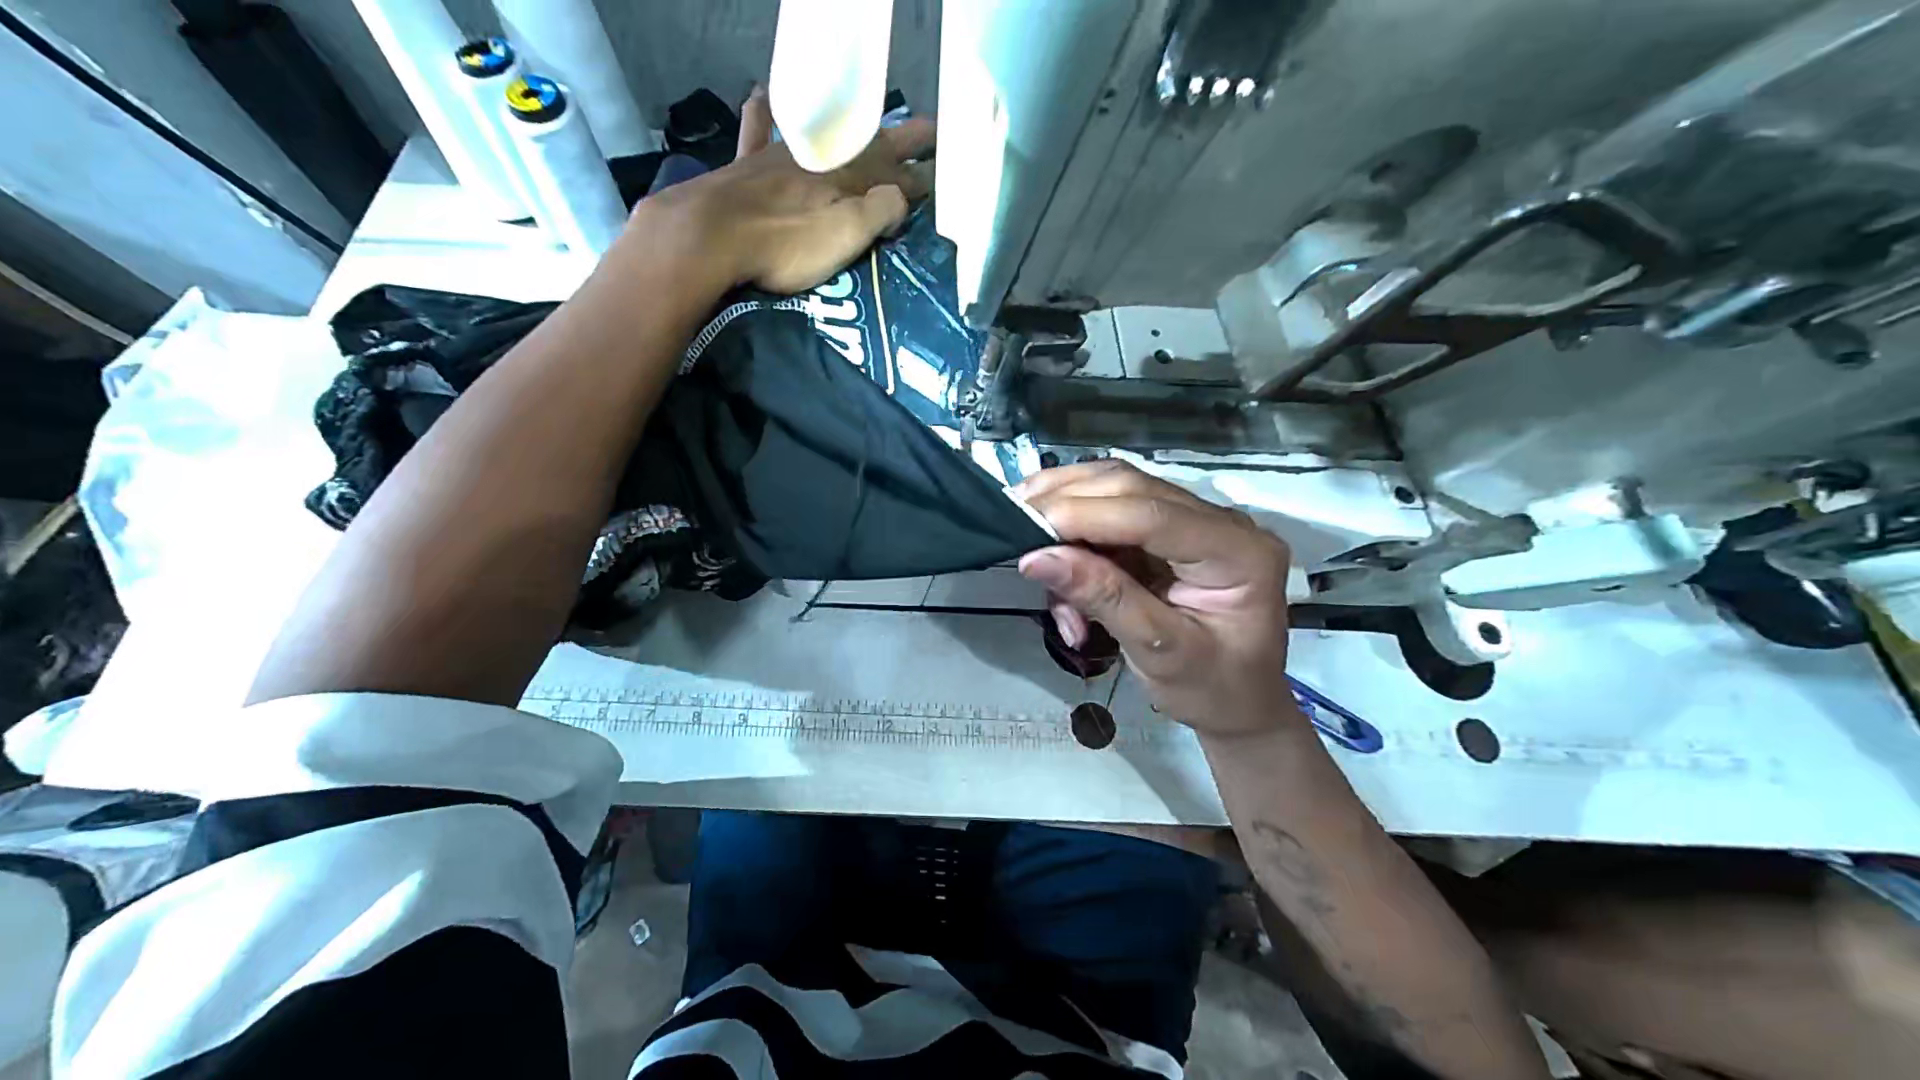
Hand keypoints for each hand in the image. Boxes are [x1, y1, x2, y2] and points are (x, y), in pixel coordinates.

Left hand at [636, 86, 933, 294]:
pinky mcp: (748, 167)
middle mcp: (822, 159)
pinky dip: (763, 113)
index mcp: (850, 179)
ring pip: (827, 134)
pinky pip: (759, 129)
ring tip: (869, 116)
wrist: (712, 235)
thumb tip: (901, 198)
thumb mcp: (848, 234)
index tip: (947, 171)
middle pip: (871, 146)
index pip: (900, 175)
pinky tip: (761, 93)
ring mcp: (782, 157)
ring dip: (853, 127)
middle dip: (903, 141)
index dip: (924, 175)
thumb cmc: (787, 242)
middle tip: (930, 129)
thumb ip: (881, 212)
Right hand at [1015, 460, 1300, 737]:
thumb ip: (1103, 598)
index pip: (1152, 515)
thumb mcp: (1159, 653)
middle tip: (1010, 519)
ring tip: (1023, 531)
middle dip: (1067, 501)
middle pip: (1132, 488)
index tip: (1026, 525)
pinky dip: (1077, 536)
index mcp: (1237, 552)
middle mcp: (1220, 522)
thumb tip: (1036, 558)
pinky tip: (1058, 569)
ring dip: (1066, 508)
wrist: (1240, 703)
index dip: (1084, 514)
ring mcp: (1195, 522)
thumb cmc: (1212, 689)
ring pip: (1118, 490)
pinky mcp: (1170, 531)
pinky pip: (1113, 515)